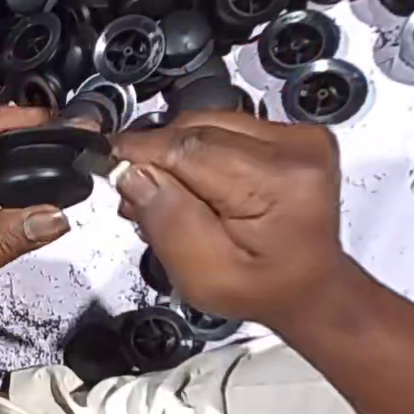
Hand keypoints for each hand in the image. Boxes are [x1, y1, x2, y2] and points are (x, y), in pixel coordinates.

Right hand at [111, 110, 352, 328]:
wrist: (305, 287)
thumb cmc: (262, 288)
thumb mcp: (202, 275)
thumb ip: (166, 221)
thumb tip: (132, 174)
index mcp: (277, 184)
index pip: (188, 148)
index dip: (139, 153)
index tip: (107, 163)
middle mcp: (294, 149)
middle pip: (194, 131)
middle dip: (154, 161)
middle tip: (135, 198)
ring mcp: (293, 137)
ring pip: (203, 125)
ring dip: (171, 157)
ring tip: (163, 199)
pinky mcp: (285, 135)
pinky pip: (220, 130)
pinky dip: (194, 155)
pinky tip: (190, 187)